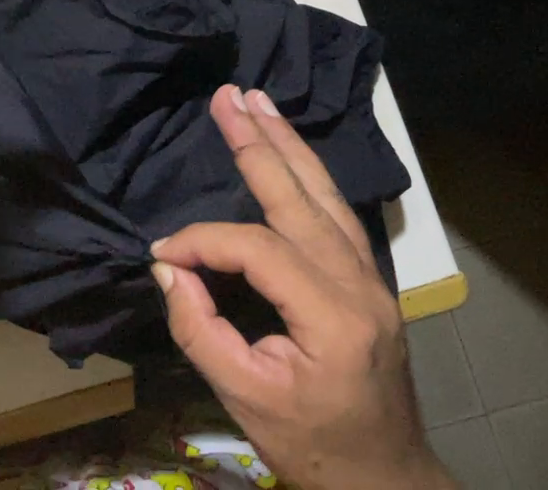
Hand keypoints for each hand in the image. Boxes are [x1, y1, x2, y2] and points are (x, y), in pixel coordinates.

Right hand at [152, 86, 453, 489]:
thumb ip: (199, 327)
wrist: (384, 478)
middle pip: (300, 197)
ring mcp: (371, 276)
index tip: (163, 252)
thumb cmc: (312, 444)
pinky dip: (308, 172)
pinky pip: (336, 211)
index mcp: (332, 315)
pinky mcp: (369, 278)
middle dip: (259, 143)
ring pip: (326, 194)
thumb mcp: (243, 397)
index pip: (255, 249)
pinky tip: (291, 149)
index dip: (202, 240)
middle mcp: (359, 282)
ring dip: (289, 144)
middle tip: (229, 96)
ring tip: (259, 102)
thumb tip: (170, 265)